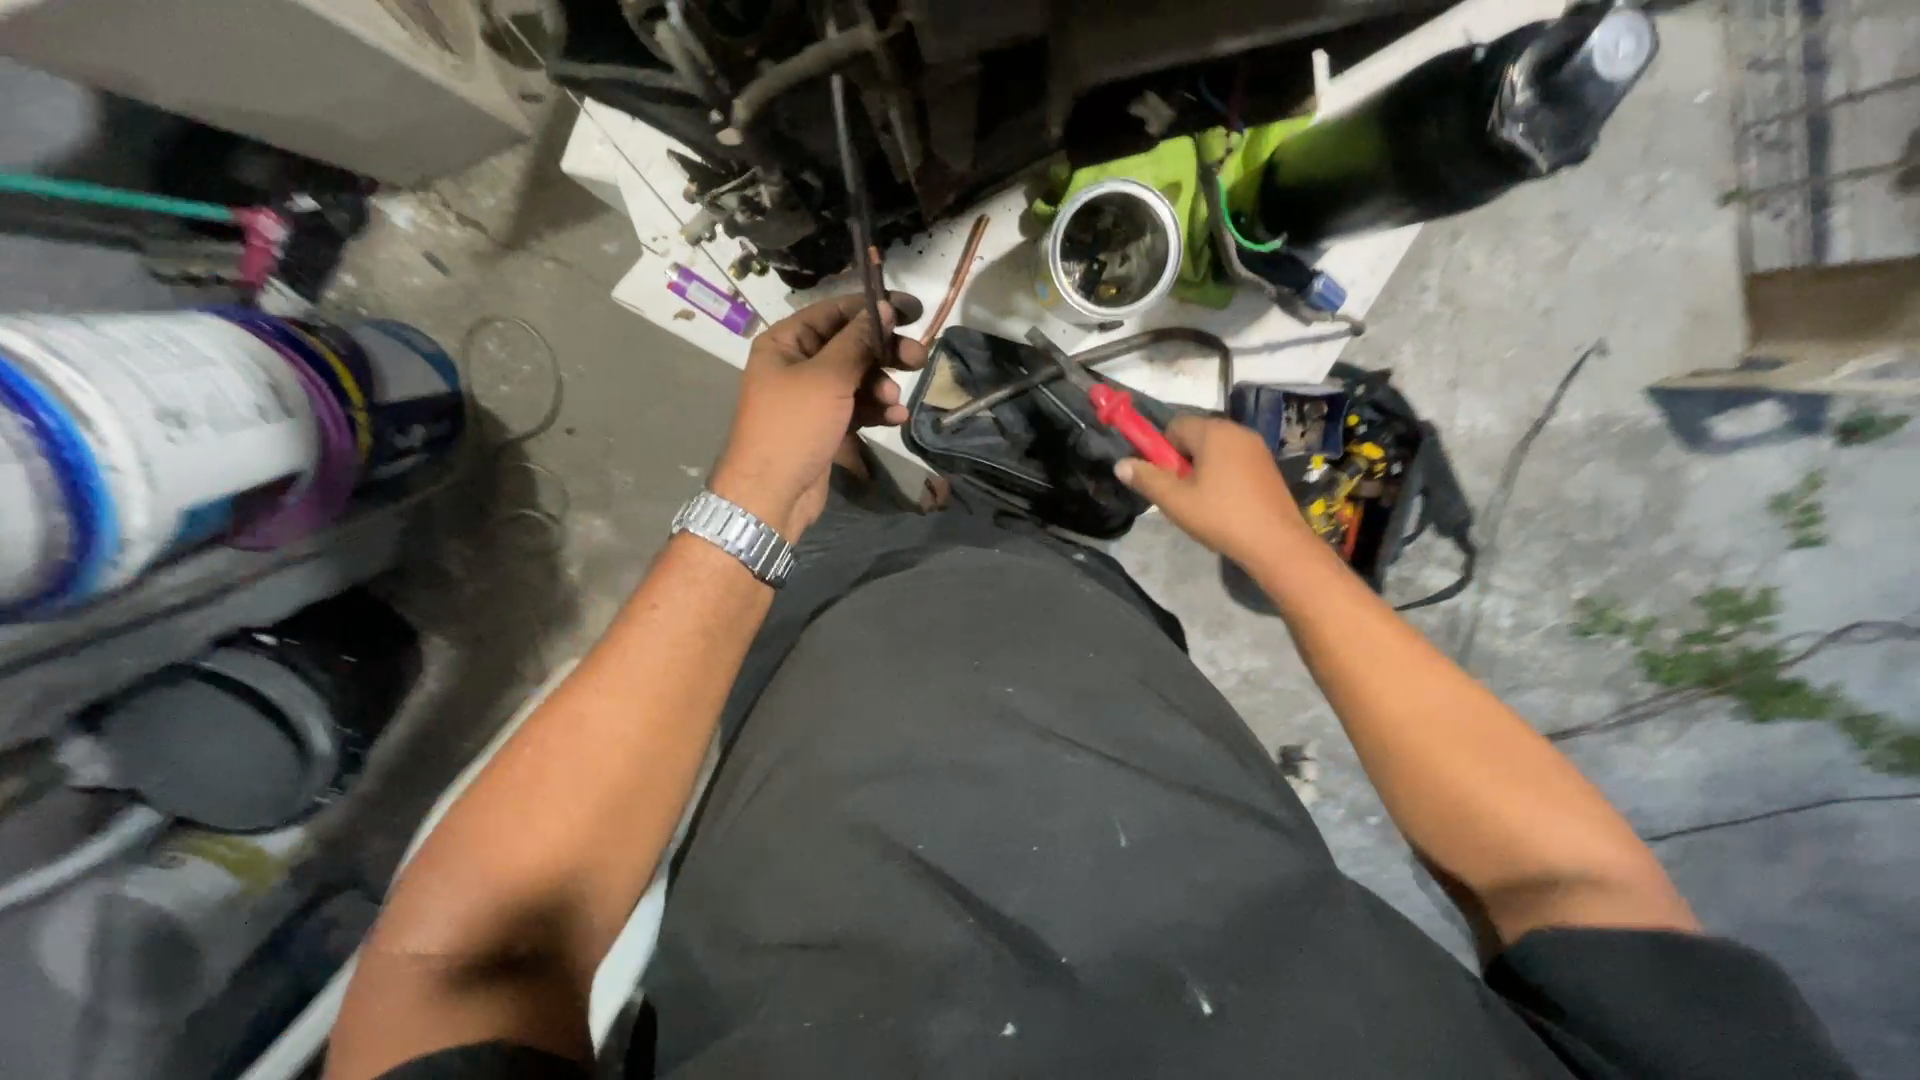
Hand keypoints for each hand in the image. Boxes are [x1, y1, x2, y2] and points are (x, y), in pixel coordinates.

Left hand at [710, 291, 926, 538]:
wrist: (772, 494)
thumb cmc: (793, 427)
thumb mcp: (827, 378)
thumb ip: (858, 341)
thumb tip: (883, 306)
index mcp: (786, 342)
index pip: (835, 312)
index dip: (874, 309)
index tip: (913, 311)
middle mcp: (797, 364)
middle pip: (851, 345)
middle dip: (885, 353)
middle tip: (919, 358)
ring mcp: (811, 397)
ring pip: (858, 378)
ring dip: (882, 386)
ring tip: (894, 402)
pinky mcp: (825, 425)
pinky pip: (857, 407)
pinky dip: (876, 410)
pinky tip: (895, 419)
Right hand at [1114, 415, 1315, 568]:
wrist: (1276, 542)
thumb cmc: (1221, 517)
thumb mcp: (1175, 501)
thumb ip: (1146, 479)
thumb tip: (1121, 464)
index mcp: (1214, 432)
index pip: (1175, 425)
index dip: (1162, 450)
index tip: (1164, 478)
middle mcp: (1237, 431)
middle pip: (1196, 436)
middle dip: (1182, 460)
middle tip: (1181, 494)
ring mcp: (1256, 448)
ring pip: (1215, 450)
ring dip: (1202, 469)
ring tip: (1202, 502)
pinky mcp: (1267, 466)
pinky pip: (1234, 460)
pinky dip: (1222, 475)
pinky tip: (1224, 504)